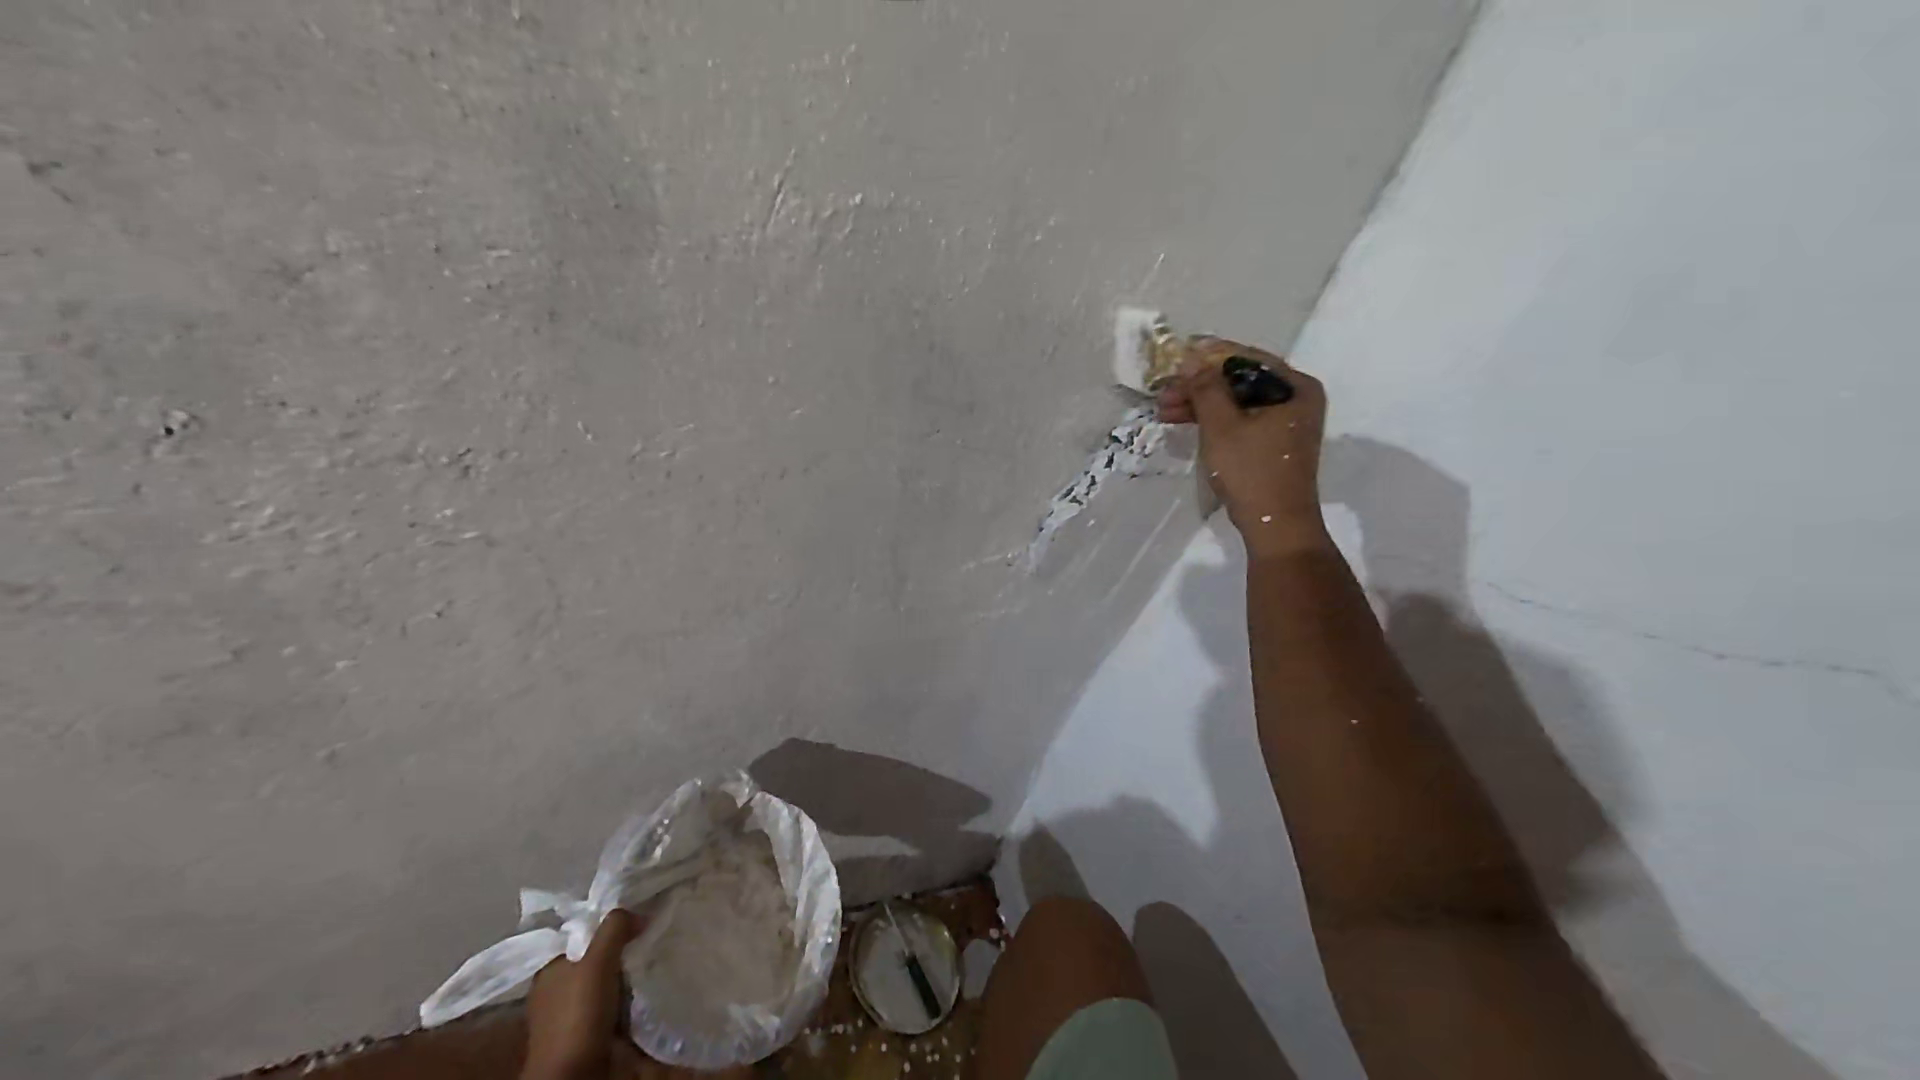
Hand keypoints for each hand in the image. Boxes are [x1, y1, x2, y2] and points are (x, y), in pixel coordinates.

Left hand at [521, 909, 642, 1079]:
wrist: (573, 1075)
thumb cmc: (578, 1013)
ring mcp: (570, 1013)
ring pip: (604, 980)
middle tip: (649, 936)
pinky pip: (611, 1003)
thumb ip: (615, 928)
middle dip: (620, 948)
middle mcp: (556, 988)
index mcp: (550, 968)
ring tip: (654, 959)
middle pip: (594, 957)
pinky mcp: (586, 1033)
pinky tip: (646, 988)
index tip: (636, 918)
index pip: (581, 934)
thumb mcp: (597, 961)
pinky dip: (627, 996)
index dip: (607, 924)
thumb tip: (637, 913)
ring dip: (626, 973)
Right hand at [1156, 337, 1329, 557]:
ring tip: (1165, 410)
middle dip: (1199, 385)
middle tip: (1164, 391)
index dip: (1208, 356)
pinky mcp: (1274, 443)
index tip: (1176, 358)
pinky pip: (1241, 420)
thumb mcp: (1222, 425)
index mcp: (1295, 387)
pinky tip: (1185, 422)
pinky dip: (1214, 421)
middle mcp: (1296, 398)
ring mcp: (1286, 423)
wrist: (1275, 525)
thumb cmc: (1251, 471)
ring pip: (1237, 401)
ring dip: (1201, 404)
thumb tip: (1190, 359)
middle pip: (1240, 380)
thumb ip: (1205, 387)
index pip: (1247, 358)